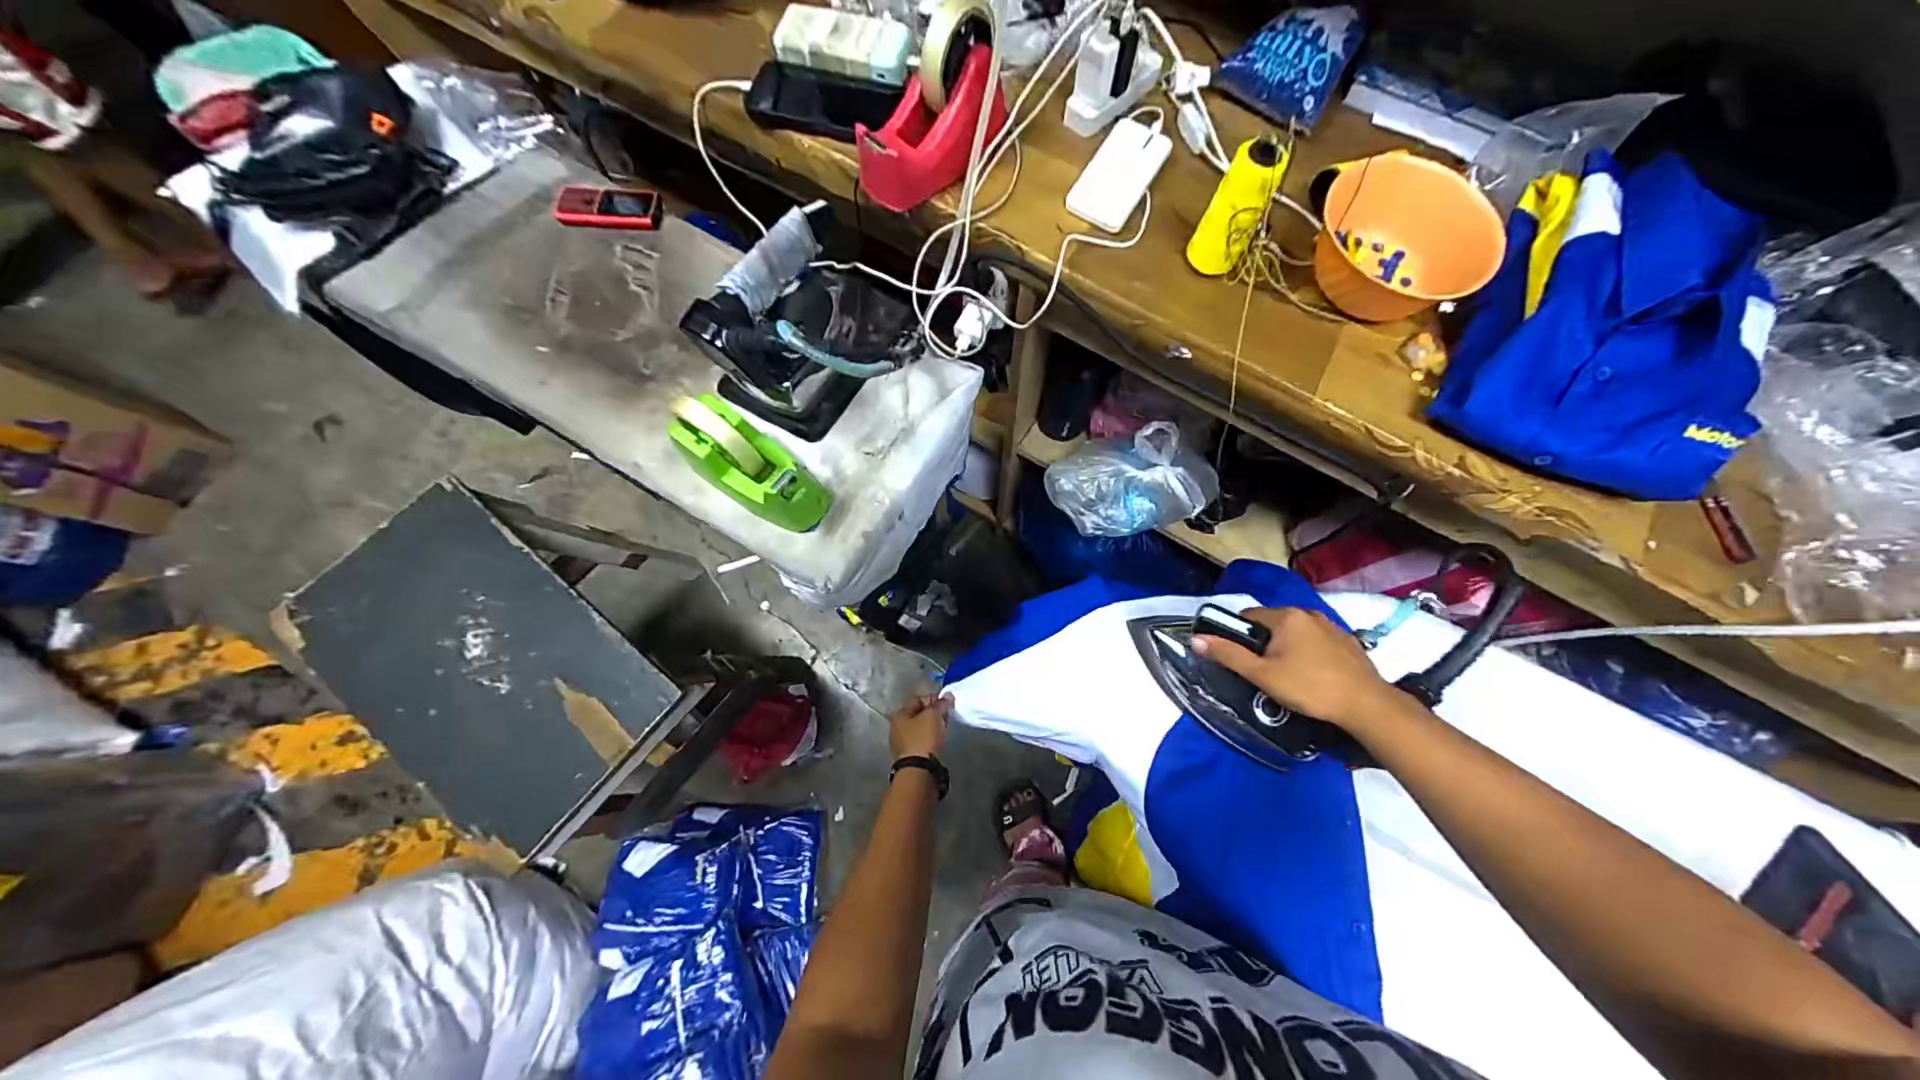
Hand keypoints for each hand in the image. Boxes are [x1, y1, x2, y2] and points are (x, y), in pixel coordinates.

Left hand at [889, 692, 951, 759]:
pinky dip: (930, 738)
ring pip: (919, 728)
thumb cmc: (923, 738)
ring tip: (944, 728)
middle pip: (917, 714)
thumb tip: (947, 696)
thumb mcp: (933, 716)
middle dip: (932, 713)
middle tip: (946, 715)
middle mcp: (897, 727)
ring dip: (932, 726)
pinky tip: (938, 740)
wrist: (918, 771)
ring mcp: (902, 743)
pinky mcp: (909, 756)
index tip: (946, 702)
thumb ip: (940, 704)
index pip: (917, 699)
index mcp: (899, 714)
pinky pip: (921, 741)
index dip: (932, 698)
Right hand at [1193, 607, 1398, 731]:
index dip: (1238, 635)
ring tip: (1288, 675)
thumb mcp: (1262, 675)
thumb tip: (1196, 639)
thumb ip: (1228, 655)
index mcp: (1286, 616)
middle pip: (1273, 623)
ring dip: (1287, 647)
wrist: (1366, 705)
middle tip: (1263, 672)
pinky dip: (1309, 652)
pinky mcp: (1348, 641)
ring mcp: (1331, 625)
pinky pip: (1317, 641)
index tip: (1240, 659)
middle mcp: (1308, 613)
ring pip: (1296, 632)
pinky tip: (1313, 675)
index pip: (1248, 616)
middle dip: (1263, 643)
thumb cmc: (1309, 687)